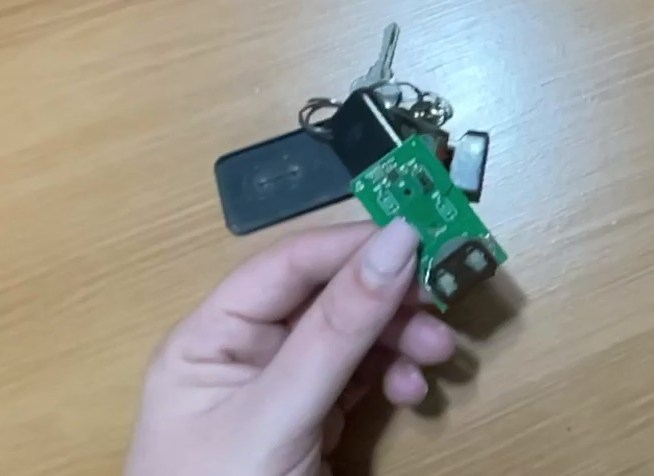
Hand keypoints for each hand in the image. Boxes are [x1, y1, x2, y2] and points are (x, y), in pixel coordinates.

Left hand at [125, 220, 454, 475]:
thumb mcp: (278, 418)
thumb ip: (339, 329)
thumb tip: (400, 238)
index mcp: (212, 336)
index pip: (291, 263)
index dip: (354, 243)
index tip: (420, 235)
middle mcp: (247, 350)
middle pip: (330, 293)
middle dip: (388, 297)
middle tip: (440, 297)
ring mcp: (282, 387)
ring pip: (355, 332)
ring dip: (401, 336)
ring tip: (439, 351)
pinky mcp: (313, 419)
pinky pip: (363, 374)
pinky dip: (393, 374)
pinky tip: (411, 391)